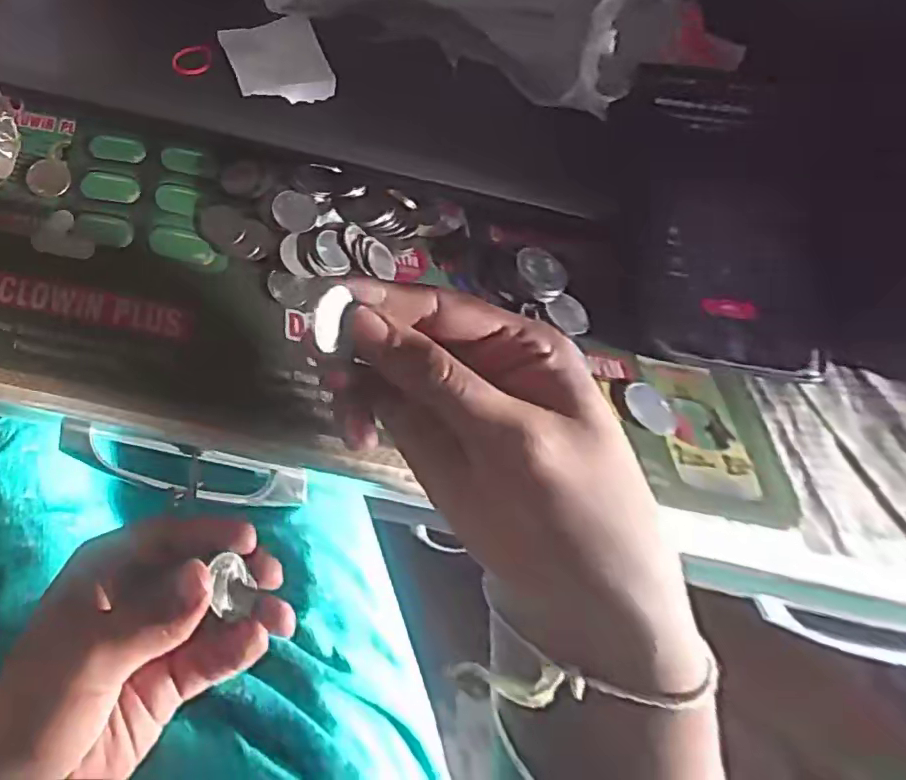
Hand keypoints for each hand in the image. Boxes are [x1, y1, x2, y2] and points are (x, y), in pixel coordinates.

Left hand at [0, 517, 295, 778]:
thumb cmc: (41, 697)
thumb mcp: (90, 651)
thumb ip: (149, 616)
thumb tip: (204, 574)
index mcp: (100, 574)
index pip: (158, 540)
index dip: (202, 533)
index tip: (249, 536)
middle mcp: (128, 600)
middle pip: (187, 574)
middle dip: (230, 570)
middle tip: (273, 575)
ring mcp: (147, 644)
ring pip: (203, 618)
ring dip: (242, 612)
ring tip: (282, 617)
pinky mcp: (161, 688)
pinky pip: (202, 662)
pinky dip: (230, 651)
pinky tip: (257, 642)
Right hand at [339, 281, 703, 695]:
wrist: (584, 603)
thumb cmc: (573, 510)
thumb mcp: (509, 437)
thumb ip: (432, 375)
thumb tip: (359, 318)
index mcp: (515, 344)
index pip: (434, 305)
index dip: (379, 302)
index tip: (325, 306)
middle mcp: (473, 359)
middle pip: (397, 330)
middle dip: (357, 345)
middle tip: (322, 365)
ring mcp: (442, 395)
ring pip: (376, 365)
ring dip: (351, 383)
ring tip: (345, 416)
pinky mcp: (419, 428)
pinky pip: (373, 402)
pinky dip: (355, 411)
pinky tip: (355, 436)